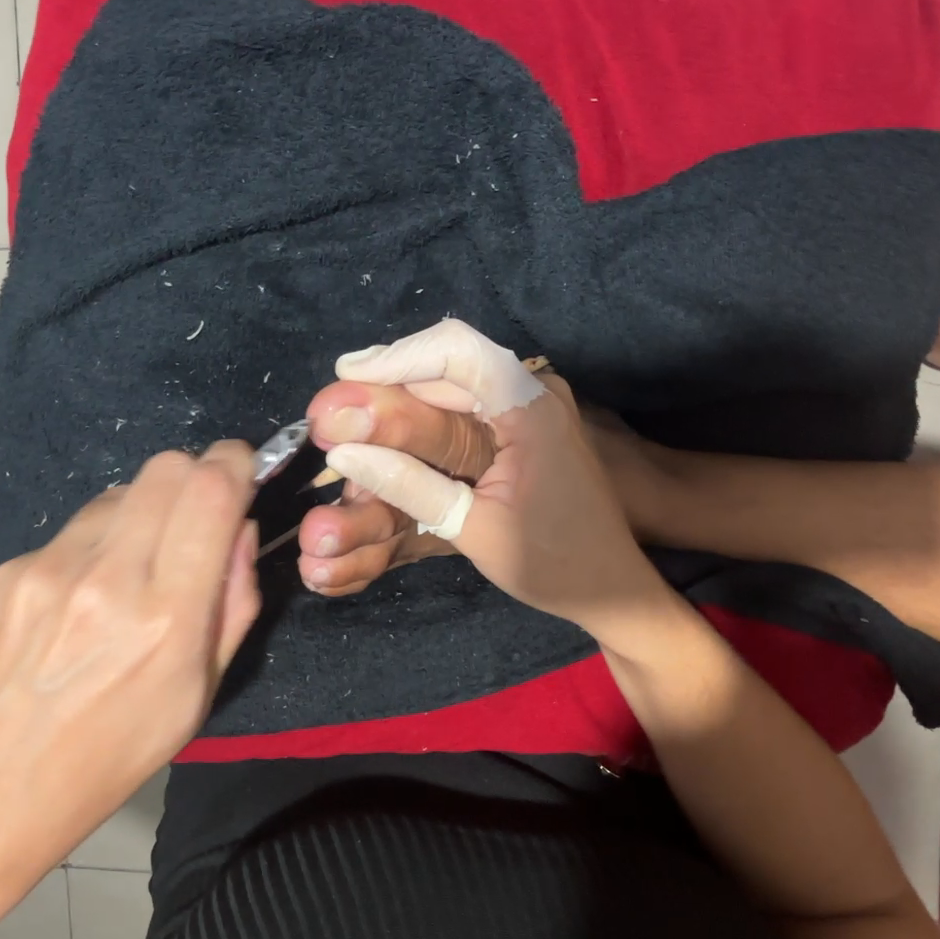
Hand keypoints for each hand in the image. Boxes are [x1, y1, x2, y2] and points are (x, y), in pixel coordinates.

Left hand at [0, 442, 260, 899]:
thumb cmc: (110, 758)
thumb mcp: (200, 696)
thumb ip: (234, 603)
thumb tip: (239, 528)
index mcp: (168, 618)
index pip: (212, 491)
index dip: (237, 463)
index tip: (244, 471)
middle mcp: (109, 578)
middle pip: (168, 468)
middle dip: (198, 475)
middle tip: (200, 516)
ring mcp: (50, 569)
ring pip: (122, 492)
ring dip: (149, 509)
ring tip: (137, 566)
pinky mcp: (9, 570)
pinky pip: (77, 526)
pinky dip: (101, 540)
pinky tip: (84, 595)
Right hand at [301, 377, 676, 596]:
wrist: (611, 586)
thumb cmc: (552, 564)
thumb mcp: (474, 529)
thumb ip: (409, 484)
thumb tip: (341, 451)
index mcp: (532, 408)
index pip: (456, 352)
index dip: (395, 358)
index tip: (344, 378)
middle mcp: (535, 389)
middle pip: (449, 362)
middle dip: (386, 382)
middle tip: (328, 412)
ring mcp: (533, 401)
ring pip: (454, 377)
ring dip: (400, 394)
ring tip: (347, 418)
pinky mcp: (525, 419)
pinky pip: (467, 397)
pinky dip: (424, 410)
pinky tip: (387, 427)